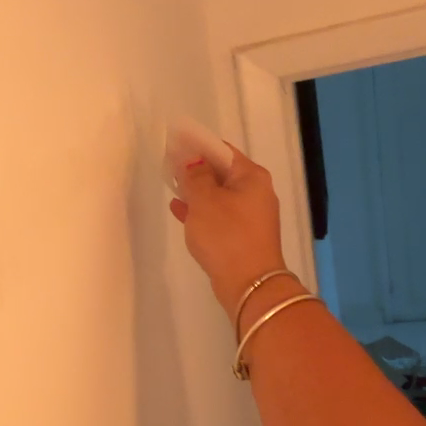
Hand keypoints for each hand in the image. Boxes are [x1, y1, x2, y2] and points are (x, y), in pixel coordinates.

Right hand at [168, 146, 290, 313]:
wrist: (249, 284)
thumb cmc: (226, 235)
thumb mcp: (205, 201)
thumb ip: (195, 176)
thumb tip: (191, 159)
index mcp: (251, 177)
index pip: (222, 150)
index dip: (197, 145)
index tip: (174, 142)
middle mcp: (255, 192)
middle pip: (222, 171)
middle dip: (196, 167)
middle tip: (169, 162)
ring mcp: (250, 216)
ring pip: (218, 194)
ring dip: (196, 189)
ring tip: (171, 184)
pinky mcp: (242, 236)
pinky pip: (218, 215)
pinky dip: (200, 210)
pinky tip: (180, 210)